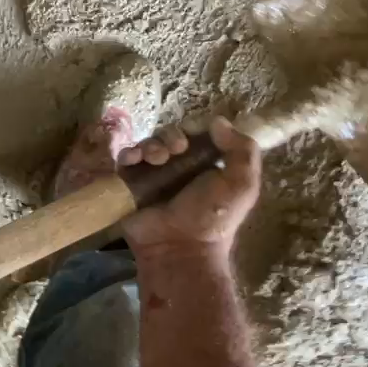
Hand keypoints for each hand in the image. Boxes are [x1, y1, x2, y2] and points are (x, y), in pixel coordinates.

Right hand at [116, 116, 260, 255]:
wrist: (179, 246)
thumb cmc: (213, 217)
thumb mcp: (241, 185)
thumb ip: (242, 150)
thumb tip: (218, 121)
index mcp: (205, 164)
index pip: (196, 133)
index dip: (193, 128)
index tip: (193, 135)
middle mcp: (178, 166)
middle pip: (169, 135)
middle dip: (170, 136)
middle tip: (175, 149)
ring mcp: (152, 174)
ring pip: (147, 143)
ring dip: (151, 144)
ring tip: (155, 158)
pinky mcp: (129, 182)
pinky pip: (125, 158)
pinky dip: (128, 153)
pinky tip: (134, 159)